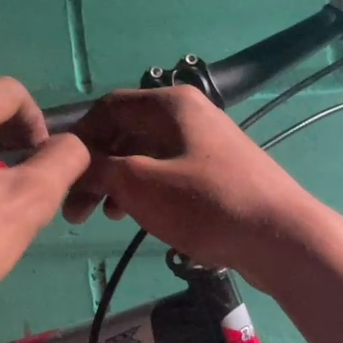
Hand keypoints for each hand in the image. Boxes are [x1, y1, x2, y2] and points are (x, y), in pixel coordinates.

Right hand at [65, 86, 336, 290]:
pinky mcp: (219, 172)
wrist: (282, 237)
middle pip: (127, 132)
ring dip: (118, 182)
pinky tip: (138, 217)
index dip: (78, 139)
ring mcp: (207, 144)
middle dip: (97, 167)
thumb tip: (74, 162)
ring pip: (146, 155)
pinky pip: (169, 173)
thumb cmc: (206, 204)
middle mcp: (188, 115)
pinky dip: (146, 190)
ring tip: (104, 217)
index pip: (107, 108)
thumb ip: (100, 169)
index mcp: (170, 105)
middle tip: (76, 210)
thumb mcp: (141, 184)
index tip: (60, 174)